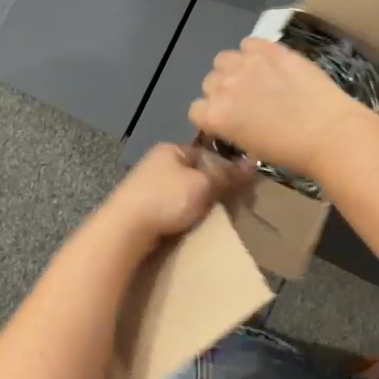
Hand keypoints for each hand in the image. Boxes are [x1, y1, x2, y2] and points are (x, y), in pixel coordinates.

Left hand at [95, 143, 251, 245]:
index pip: (205, 152)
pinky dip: (179, 214)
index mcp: (170, 148)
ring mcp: (145, 185)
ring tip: (209, 216)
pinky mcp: (140, 206)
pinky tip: (187, 224)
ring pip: (181, 191)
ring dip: (194, 203)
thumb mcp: (203, 184)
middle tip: (226, 203)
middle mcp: (156, 162)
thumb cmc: (167, 199)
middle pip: (193, 172)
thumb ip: (226, 175)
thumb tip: (252, 163)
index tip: (237, 185)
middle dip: (209, 187)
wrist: (125, 229)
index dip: (223, 167)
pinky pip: (169, 207)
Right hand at [189, 38, 365, 177]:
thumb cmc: (291, 151)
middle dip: (223, 92)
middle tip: (246, 102)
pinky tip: (270, 64)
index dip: (211, 115)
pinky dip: (254, 52)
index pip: (196, 110)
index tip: (228, 120)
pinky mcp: (269, 49)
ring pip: (223, 60)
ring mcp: (246, 64)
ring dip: (233, 69)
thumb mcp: (250, 147)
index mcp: (215, 116)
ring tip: (255, 79)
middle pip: (209, 82)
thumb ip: (232, 128)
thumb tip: (233, 120)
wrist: (329, 132)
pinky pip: (248, 43)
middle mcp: (223, 87)